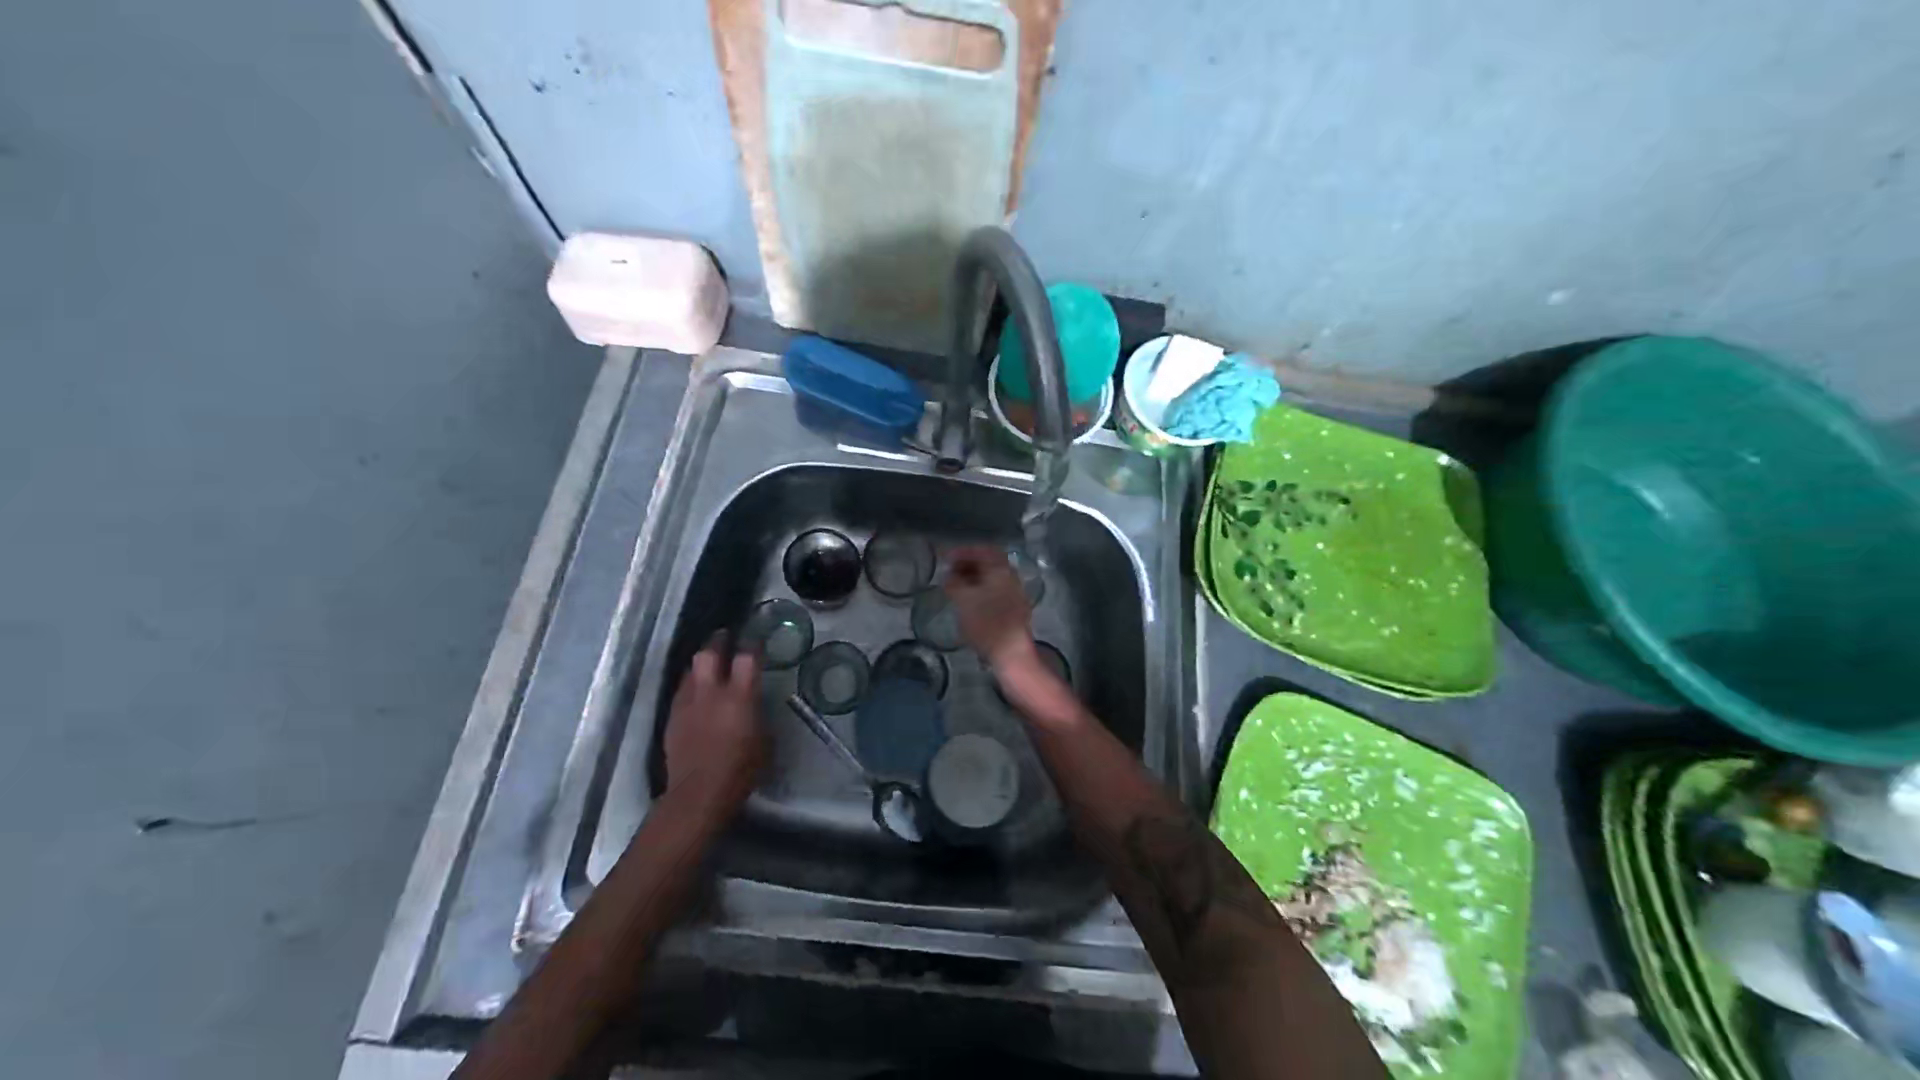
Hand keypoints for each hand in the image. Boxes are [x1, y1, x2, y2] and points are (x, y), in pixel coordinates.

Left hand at [663, 635, 767, 809]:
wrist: (698, 794)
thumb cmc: (741, 770)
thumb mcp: (765, 741)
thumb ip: (759, 714)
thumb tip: (754, 703)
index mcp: (740, 697)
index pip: (747, 657)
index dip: (753, 645)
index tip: (756, 641)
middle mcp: (711, 692)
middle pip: (709, 653)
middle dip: (718, 642)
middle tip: (726, 637)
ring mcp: (688, 703)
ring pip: (691, 669)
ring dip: (702, 662)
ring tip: (709, 662)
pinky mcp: (672, 716)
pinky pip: (681, 689)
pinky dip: (690, 684)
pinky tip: (696, 691)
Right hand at [943, 546, 1035, 667]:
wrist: (1011, 653)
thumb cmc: (986, 623)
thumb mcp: (963, 600)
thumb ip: (954, 583)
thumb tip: (949, 575)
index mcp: (1001, 570)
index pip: (982, 550)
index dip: (963, 552)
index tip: (946, 557)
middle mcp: (1011, 577)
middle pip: (989, 562)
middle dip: (968, 564)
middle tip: (950, 571)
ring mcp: (1015, 593)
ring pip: (992, 578)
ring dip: (973, 578)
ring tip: (955, 586)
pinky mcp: (1015, 608)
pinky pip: (995, 590)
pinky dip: (980, 589)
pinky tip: (969, 600)